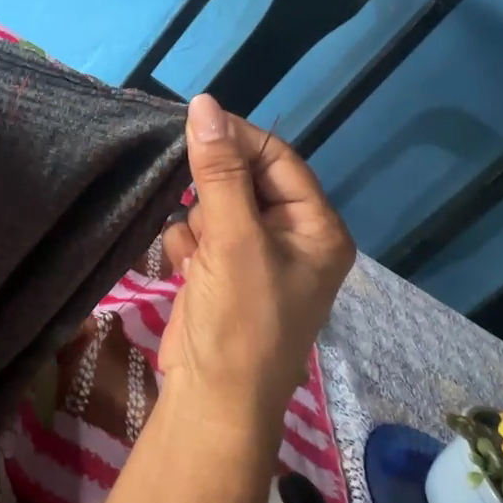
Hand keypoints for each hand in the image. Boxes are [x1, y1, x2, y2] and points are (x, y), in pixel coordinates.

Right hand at [158, 94, 355, 416]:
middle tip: (196, 209)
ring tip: (198, 256)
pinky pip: (199, 231)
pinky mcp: (224, 271)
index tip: (191, 128)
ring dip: (196, 222)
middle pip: (244, 178)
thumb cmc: (239, 320)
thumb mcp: (232, 239)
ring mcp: (256, 255)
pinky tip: (186, 271)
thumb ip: (219, 170)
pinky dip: (187, 245)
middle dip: (212, 192)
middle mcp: (292, 236)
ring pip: (215, 203)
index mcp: (316, 227)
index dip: (236, 139)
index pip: (277, 157)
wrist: (212, 399)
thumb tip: (204, 103)